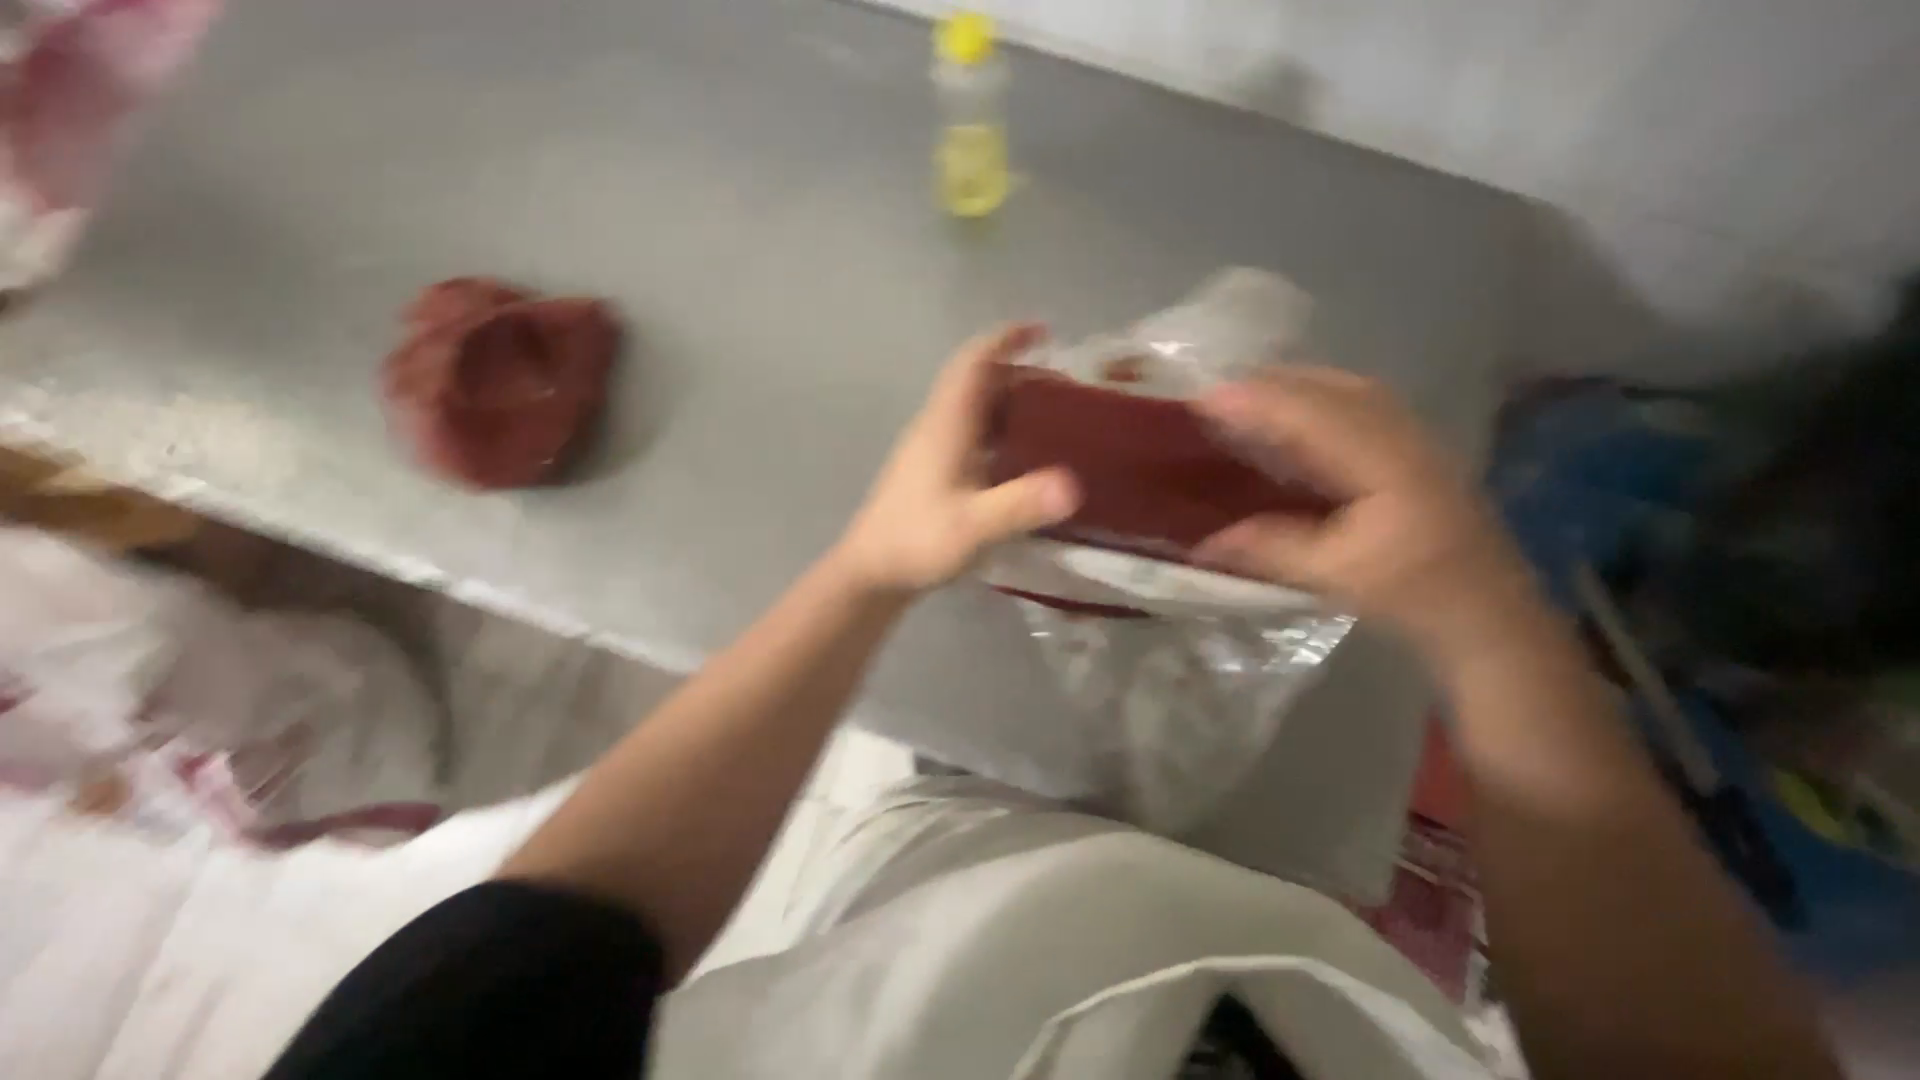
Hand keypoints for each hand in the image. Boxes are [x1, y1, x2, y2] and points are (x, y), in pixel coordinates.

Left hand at [834, 323, 1080, 595]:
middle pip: (978, 383)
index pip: (974, 362)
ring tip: (1054, 419)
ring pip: (975, 410)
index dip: (1005, 339)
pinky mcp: (932, 473)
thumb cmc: (917, 541)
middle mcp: (937, 427)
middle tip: (1065, 387)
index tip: (1042, 329)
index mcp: (946, 424)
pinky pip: (972, 436)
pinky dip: (1001, 433)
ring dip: (1011, 404)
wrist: (870, 573)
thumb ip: (1020, 505)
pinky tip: (1022, 459)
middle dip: (1020, 374)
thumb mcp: (974, 526)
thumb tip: (1074, 486)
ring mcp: (931, 450)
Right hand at [1194, 368, 1544, 664]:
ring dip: (1291, 388)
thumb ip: (1269, 549)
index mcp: (1385, 460)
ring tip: (1244, 400)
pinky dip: (1315, 401)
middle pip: (1328, 386)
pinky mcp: (1415, 448)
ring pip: (1345, 389)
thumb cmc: (1417, 596)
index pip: (1310, 412)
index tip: (1202, 401)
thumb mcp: (1338, 576)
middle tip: (1213, 399)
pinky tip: (1292, 419)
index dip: (1255, 401)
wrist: (1491, 614)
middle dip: (1267, 385)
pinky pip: (1357, 404)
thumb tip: (1201, 542)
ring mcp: (1414, 435)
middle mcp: (1402, 433)